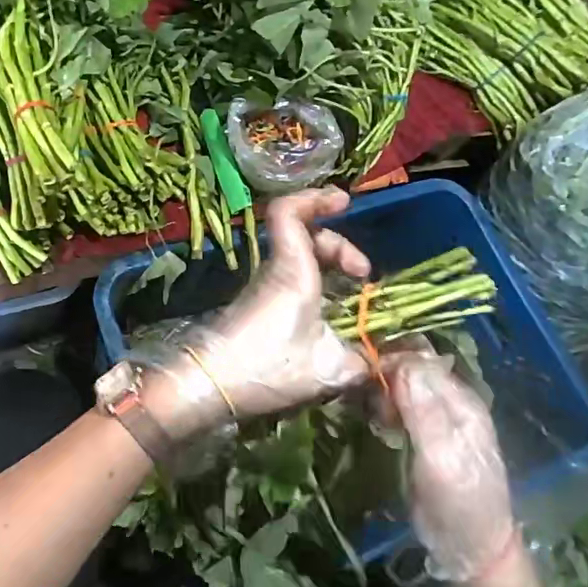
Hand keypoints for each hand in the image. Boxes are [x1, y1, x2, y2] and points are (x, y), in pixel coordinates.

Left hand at [148, 189, 372, 438]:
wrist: (209, 387)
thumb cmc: (266, 369)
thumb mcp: (327, 371)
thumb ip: (361, 362)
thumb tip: (378, 361)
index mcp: (292, 272)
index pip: (288, 213)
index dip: (314, 199)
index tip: (343, 203)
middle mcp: (276, 271)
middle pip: (304, 235)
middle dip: (339, 244)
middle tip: (363, 275)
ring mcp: (264, 287)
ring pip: (298, 258)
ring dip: (328, 265)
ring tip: (354, 290)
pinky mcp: (259, 305)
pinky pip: (291, 277)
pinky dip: (315, 281)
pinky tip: (331, 309)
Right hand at [380, 345, 520, 584]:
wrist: (470, 546)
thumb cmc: (460, 502)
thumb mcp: (442, 458)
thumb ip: (424, 411)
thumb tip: (403, 363)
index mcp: (461, 401)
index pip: (422, 362)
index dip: (392, 363)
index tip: (366, 380)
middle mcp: (449, 402)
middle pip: (410, 369)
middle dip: (384, 377)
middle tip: (370, 404)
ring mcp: (435, 419)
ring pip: (401, 387)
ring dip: (381, 394)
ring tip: (373, 417)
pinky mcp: (421, 435)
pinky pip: (398, 407)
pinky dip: (383, 409)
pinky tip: (377, 425)